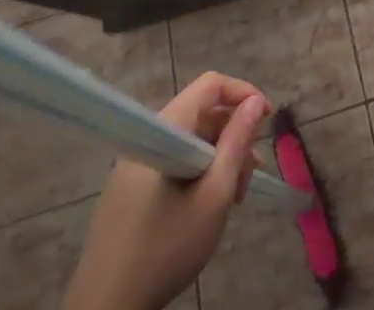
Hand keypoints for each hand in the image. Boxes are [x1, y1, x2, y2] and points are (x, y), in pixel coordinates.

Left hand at [63, 72, 269, 309]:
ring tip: (235, 197)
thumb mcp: (215, 196)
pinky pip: (173, 162)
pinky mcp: (129, 189)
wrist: (107, 307)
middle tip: (251, 174)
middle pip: (201, 113)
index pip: (209, 86)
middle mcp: (147, 141)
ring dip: (220, 159)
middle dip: (234, 135)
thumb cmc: (167, 247)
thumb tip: (255, 102)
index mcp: (163, 134)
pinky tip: (209, 206)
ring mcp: (134, 166)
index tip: (266, 122)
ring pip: (190, 141)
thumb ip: (237, 143)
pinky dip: (199, 174)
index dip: (243, 94)